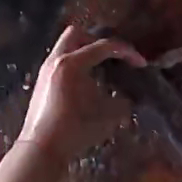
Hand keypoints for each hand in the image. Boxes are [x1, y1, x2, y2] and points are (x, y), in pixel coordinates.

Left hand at [16, 25, 146, 165]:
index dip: (126, 52)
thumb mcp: (109, 115)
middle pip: (77, 34)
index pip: (104, 46)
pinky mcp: (41, 83)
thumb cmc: (76, 129)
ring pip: (65, 47)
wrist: (42, 148)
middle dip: (97, 41)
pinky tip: (84, 84)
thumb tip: (127, 97)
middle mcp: (56, 60)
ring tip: (100, 70)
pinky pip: (59, 62)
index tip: (140, 63)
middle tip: (112, 57)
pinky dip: (74, 65)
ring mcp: (45, 70)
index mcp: (72, 63)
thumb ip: (122, 100)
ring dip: (84, 53)